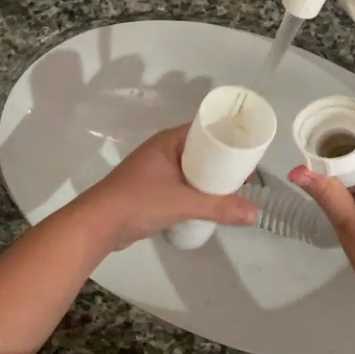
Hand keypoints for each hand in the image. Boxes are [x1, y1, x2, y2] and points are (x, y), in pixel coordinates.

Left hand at [68, 124, 258, 251]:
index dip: (228, 137)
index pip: (206, 129)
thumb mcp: (183, 203)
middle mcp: (163, 150)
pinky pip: (182, 183)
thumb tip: (255, 214)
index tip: (249, 150)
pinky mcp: (152, 189)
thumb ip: (219, 208)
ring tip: (234, 190)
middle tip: (246, 175)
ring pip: (192, 169)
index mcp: (168, 141)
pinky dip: (197, 190)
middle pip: (201, 150)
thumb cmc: (139, 202)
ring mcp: (156, 170)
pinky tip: (210, 203)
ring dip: (210, 179)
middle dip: (223, 162)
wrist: (99, 224)